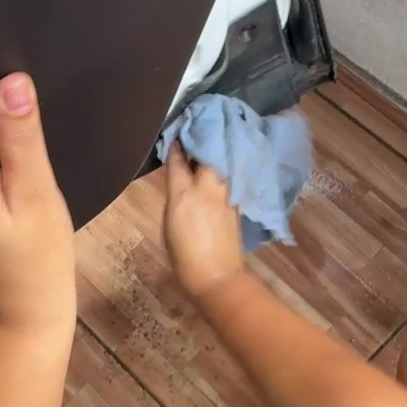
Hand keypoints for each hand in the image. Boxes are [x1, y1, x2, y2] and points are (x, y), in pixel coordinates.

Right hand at [163, 143, 245, 300]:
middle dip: (201, 140)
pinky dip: (224, 169)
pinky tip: (221, 167)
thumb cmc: (184, 258)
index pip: (178, 162)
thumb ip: (176, 200)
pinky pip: (229, 178)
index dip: (176, 147)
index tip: (176, 134)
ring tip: (211, 143)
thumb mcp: (169, 226)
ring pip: (221, 164)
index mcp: (183, 195)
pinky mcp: (237, 204)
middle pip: (206, 154)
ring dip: (216, 152)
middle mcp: (207, 189)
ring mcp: (225, 195)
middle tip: (197, 129)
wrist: (217, 277)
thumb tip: (181, 184)